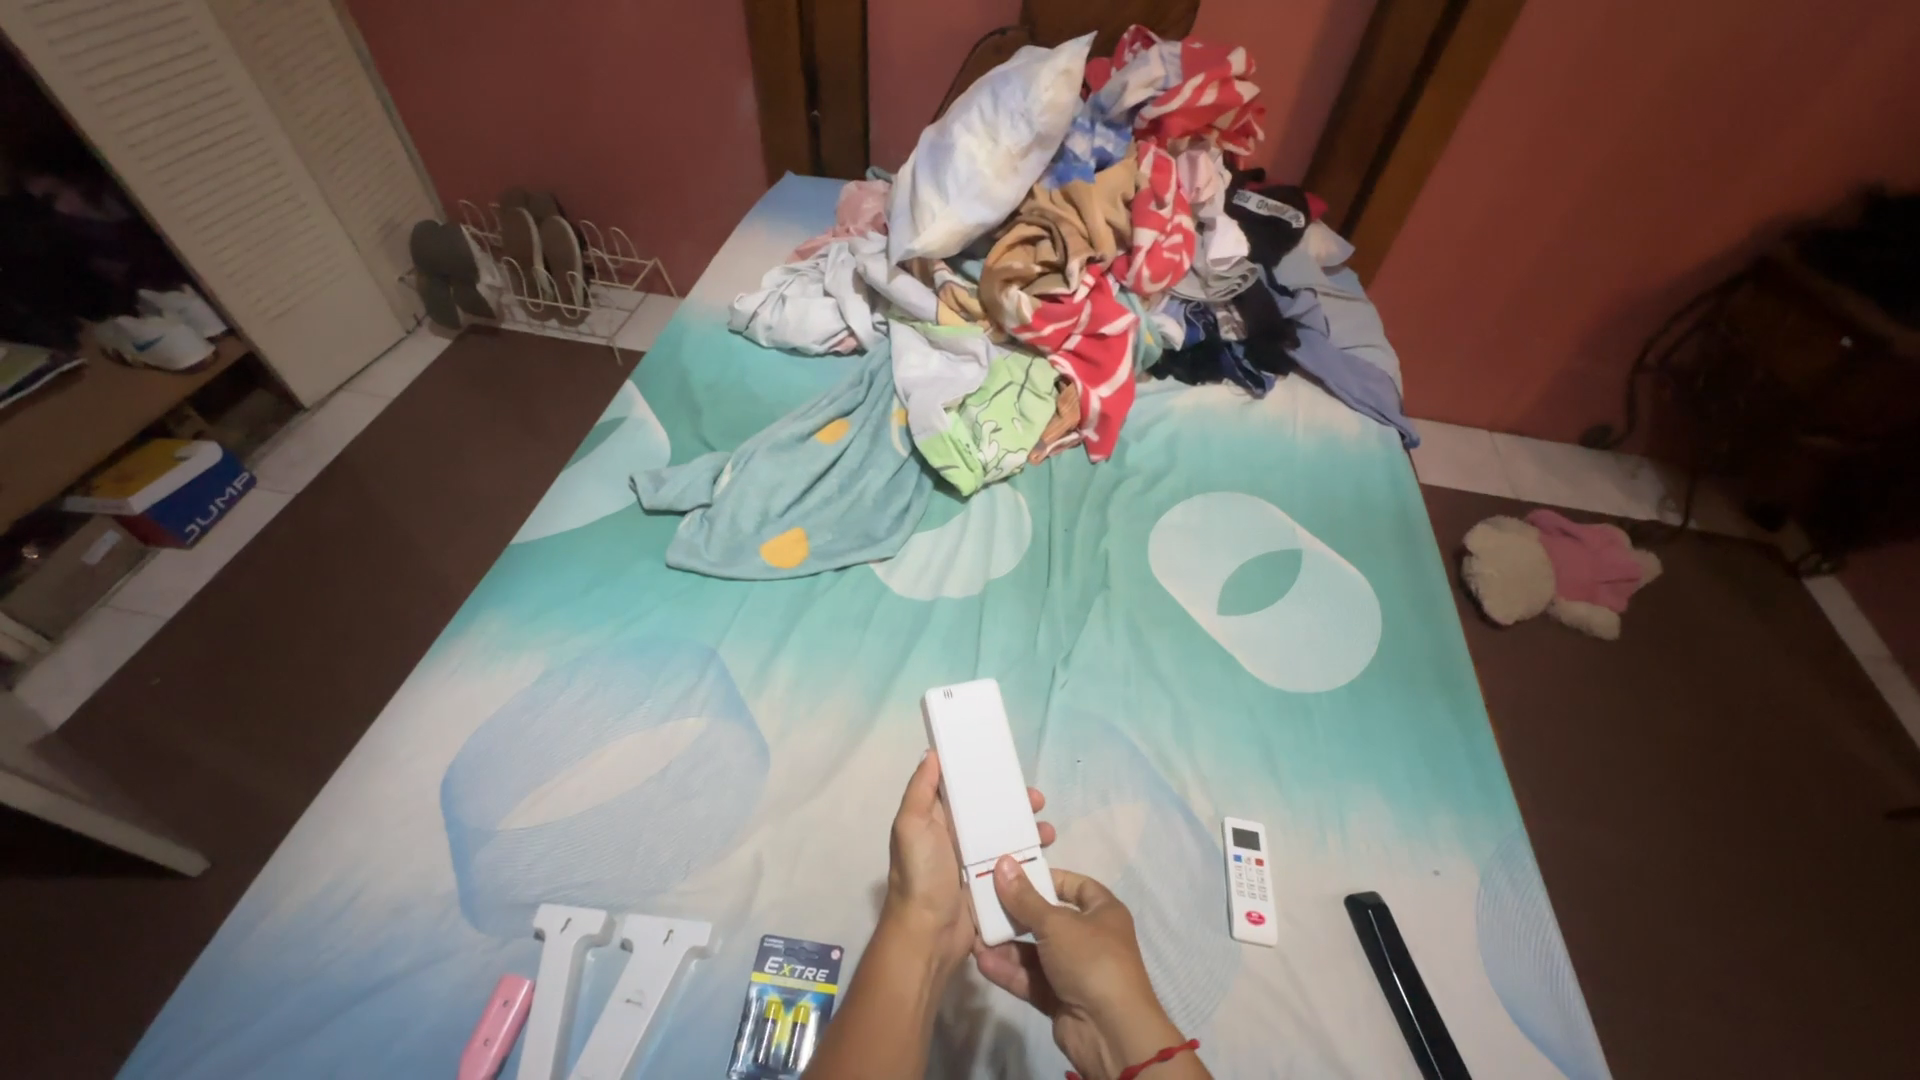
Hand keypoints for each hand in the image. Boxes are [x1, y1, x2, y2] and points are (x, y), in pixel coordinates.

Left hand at [883, 751, 1054, 969]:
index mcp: (935, 819)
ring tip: (1047, 828)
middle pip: (989, 810)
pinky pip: (1015, 862)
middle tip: (1037, 798)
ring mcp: (975, 861)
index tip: (1005, 764)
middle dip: (1013, 801)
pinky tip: (1046, 850)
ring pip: (1006, 834)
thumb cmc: (920, 874)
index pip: (960, 788)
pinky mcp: (992, 883)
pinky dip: (1032, 854)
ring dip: (1028, 827)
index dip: (980, 774)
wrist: (929, 935)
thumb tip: (931, 753)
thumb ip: (920, 790)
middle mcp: (956, 836)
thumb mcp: (910, 826)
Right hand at [973, 861, 1189, 1079]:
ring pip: (1035, 952)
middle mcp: (1090, 938)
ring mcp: (1075, 970)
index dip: (1047, 878)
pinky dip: (1010, 971)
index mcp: (1103, 912)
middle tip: (983, 904)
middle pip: (1048, 919)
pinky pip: (1032, 979)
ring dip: (1007, 946)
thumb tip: (1003, 862)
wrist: (1111, 1031)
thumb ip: (1024, 898)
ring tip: (975, 936)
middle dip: (1016, 915)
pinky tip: (983, 962)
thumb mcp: (1055, 923)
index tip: (1015, 875)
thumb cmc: (1091, 959)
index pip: (1075, 886)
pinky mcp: (1060, 998)